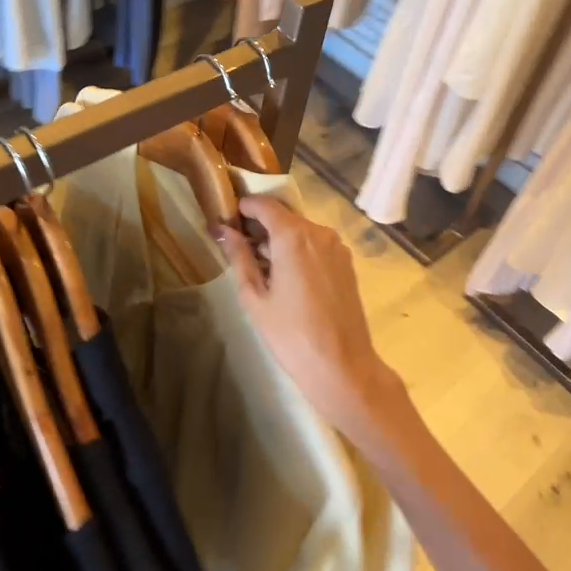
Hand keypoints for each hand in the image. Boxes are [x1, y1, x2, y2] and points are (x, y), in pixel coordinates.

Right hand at [213, 197, 402, 439]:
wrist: (342, 366)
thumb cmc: (290, 334)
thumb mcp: (255, 296)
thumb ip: (239, 257)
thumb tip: (223, 230)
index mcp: (292, 236)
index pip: (265, 204)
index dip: (245, 207)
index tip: (229, 218)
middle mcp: (318, 232)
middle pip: (284, 217)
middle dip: (262, 227)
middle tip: (242, 249)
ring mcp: (337, 247)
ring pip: (302, 231)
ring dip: (281, 240)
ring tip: (264, 269)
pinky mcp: (347, 263)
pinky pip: (317, 245)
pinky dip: (300, 251)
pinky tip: (289, 279)